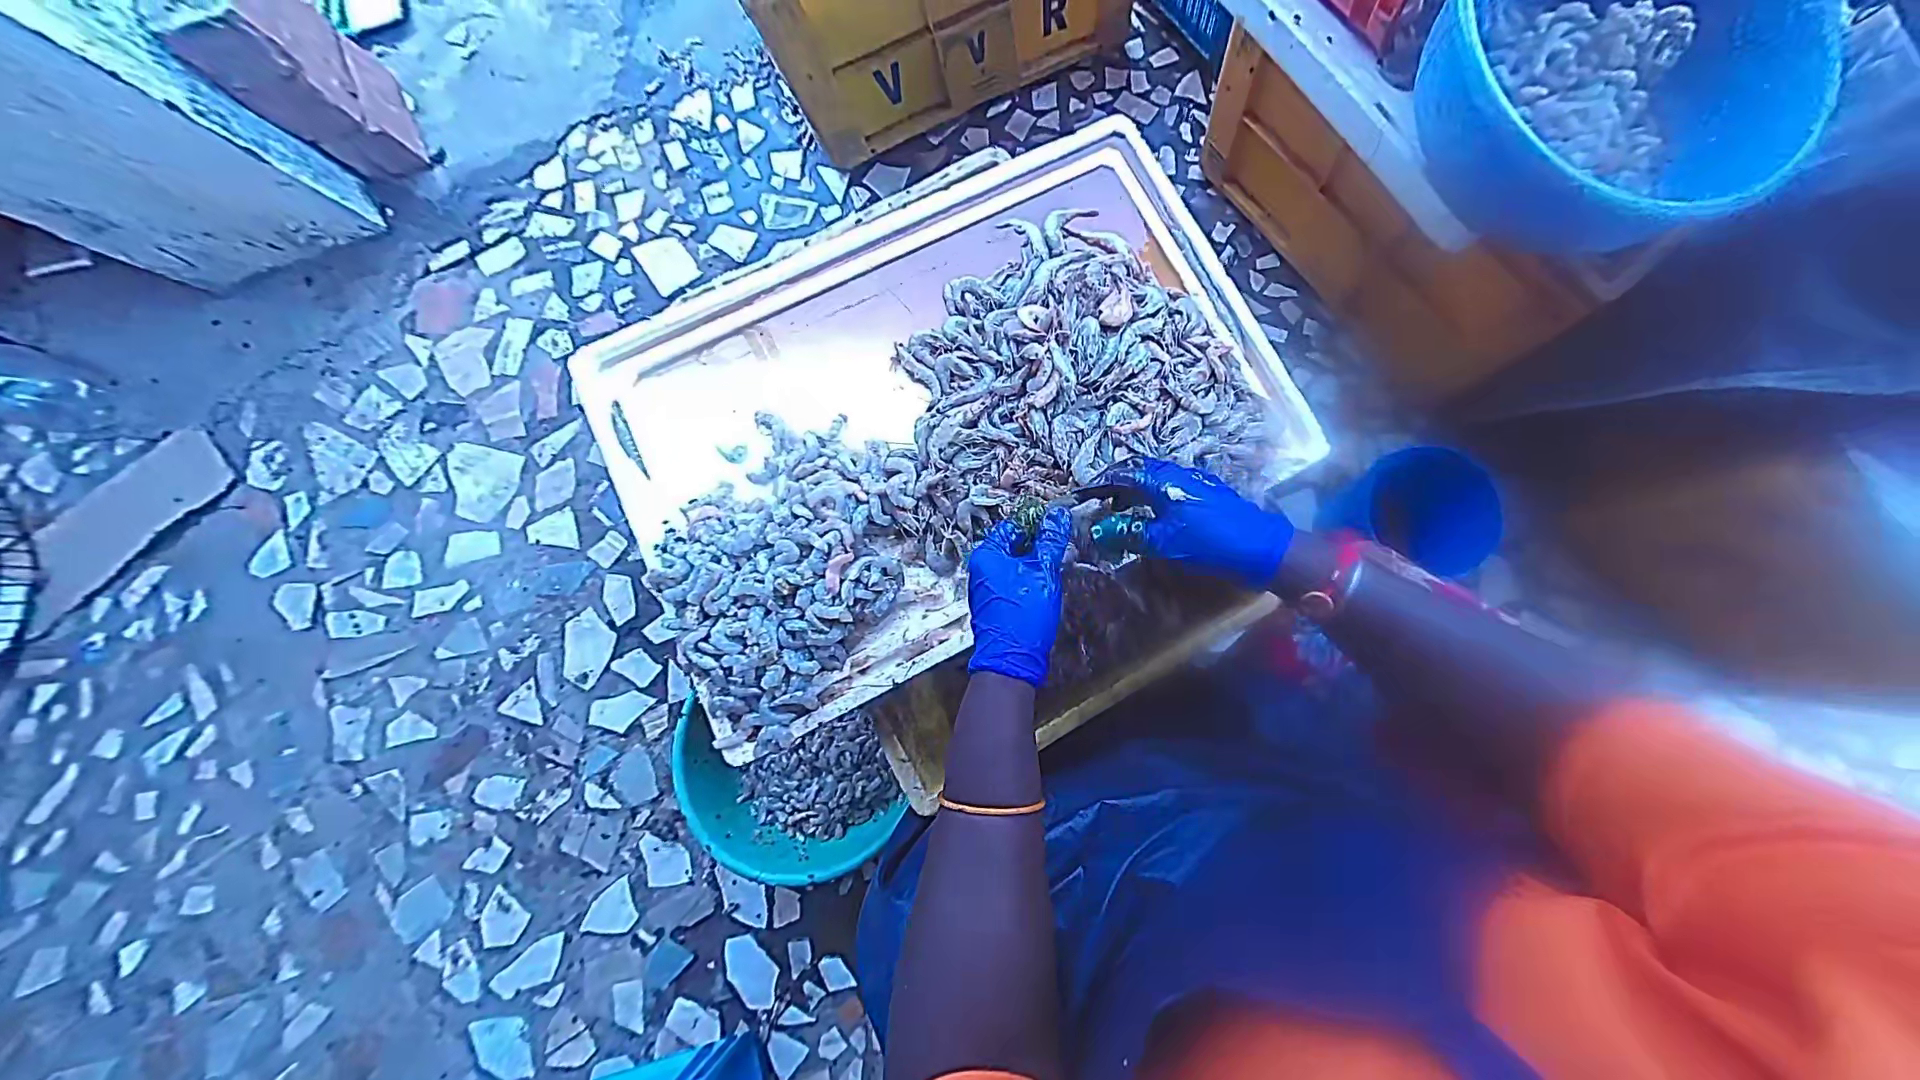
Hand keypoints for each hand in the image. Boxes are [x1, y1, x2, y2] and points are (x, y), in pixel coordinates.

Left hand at [965, 508, 1070, 686]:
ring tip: (1056, 567)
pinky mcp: (996, 607)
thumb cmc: (1022, 615)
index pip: (1012, 526)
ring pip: (1014, 567)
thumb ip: (1050, 540)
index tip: (1057, 525)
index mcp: (985, 556)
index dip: (1036, 524)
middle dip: (1037, 546)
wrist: (1012, 660)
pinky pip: (1014, 585)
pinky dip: (1029, 582)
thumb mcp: (1042, 570)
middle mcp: (981, 571)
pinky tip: (1046, 588)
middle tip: (1060, 546)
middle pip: (1012, 546)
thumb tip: (1058, 515)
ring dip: (1035, 565)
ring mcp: (987, 591)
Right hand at [1089, 458, 1293, 589]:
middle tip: (1099, 504)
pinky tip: (1150, 518)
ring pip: (1154, 482)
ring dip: (1134, 494)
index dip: (1101, 483)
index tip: (1083, 495)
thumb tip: (1098, 530)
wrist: (1261, 548)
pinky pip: (1168, 491)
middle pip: (1139, 473)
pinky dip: (1151, 500)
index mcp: (1164, 480)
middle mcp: (1178, 474)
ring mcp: (1194, 483)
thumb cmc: (1208, 541)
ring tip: (1120, 512)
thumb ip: (1130, 532)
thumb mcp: (1163, 541)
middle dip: (1116, 487)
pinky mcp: (1205, 496)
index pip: (1123, 473)